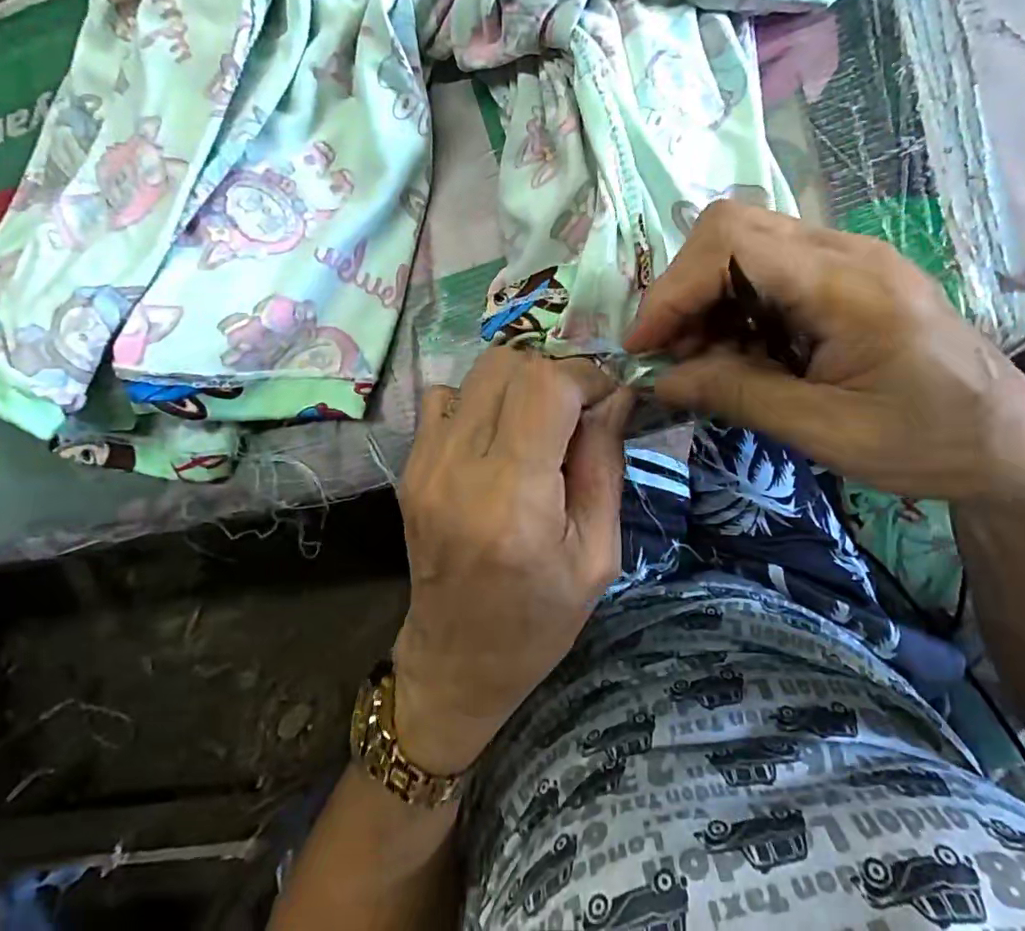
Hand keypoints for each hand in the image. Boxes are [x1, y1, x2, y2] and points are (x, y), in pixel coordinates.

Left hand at [392, 347, 632, 774]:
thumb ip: (604, 465)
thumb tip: (615, 395)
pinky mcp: (410, 467)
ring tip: (539, 427)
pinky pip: (446, 398)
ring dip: (518, 385)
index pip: (547, 386)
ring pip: (477, 372)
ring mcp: (425, 464)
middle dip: (554, 375)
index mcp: (513, 499)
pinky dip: (480, 402)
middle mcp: (459, 469)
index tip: (607, 400)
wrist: (458, 659)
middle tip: (577, 413)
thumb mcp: (597, 555)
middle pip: (508, 364)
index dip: (587, 377)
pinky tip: (496, 440)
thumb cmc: (540, 619)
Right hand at [624, 201, 1024, 503]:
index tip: (645, 347)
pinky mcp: (844, 276)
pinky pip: (767, 266)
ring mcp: (848, 258)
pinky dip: (732, 302)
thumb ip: (738, 394)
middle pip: (730, 227)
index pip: (731, 244)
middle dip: (683, 288)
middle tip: (673, 352)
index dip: (673, 290)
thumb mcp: (825, 431)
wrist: (1007, 442)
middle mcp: (845, 252)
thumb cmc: (926, 442)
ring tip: (703, 357)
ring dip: (705, 296)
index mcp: (848, 285)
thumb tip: (662, 378)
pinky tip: (738, 348)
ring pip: (743, 241)